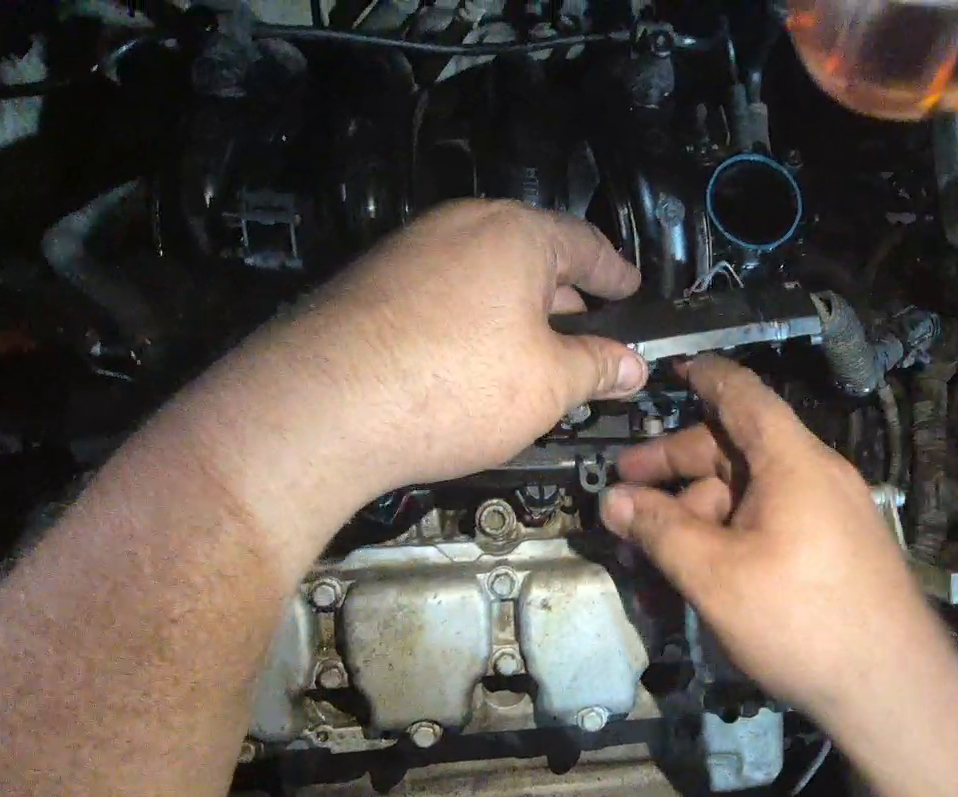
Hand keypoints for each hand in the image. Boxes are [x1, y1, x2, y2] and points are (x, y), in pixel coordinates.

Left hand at [175, 199, 646, 524]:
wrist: (324, 407)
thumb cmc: (456, 386)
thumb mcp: (548, 384)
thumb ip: (597, 368)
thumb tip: (633, 365)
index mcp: (514, 234)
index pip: (584, 244)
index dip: (615, 273)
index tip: (632, 292)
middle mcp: (459, 228)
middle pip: (529, 257)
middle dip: (564, 296)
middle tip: (589, 331)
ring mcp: (407, 254)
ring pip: (481, 279)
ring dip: (514, 314)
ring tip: (532, 356)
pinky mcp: (368, 288)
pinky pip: (440, 298)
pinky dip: (469, 326)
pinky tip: (470, 367)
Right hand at [600, 355, 934, 721]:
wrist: (891, 690)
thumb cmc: (799, 619)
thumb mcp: (713, 574)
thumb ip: (659, 530)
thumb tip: (612, 500)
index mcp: (793, 462)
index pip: (743, 396)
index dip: (705, 378)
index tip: (672, 370)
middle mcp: (817, 476)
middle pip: (736, 449)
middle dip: (676, 464)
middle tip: (625, 488)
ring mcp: (831, 515)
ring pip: (750, 492)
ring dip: (698, 508)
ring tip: (655, 545)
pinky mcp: (836, 550)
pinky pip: (772, 521)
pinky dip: (731, 530)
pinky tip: (702, 566)